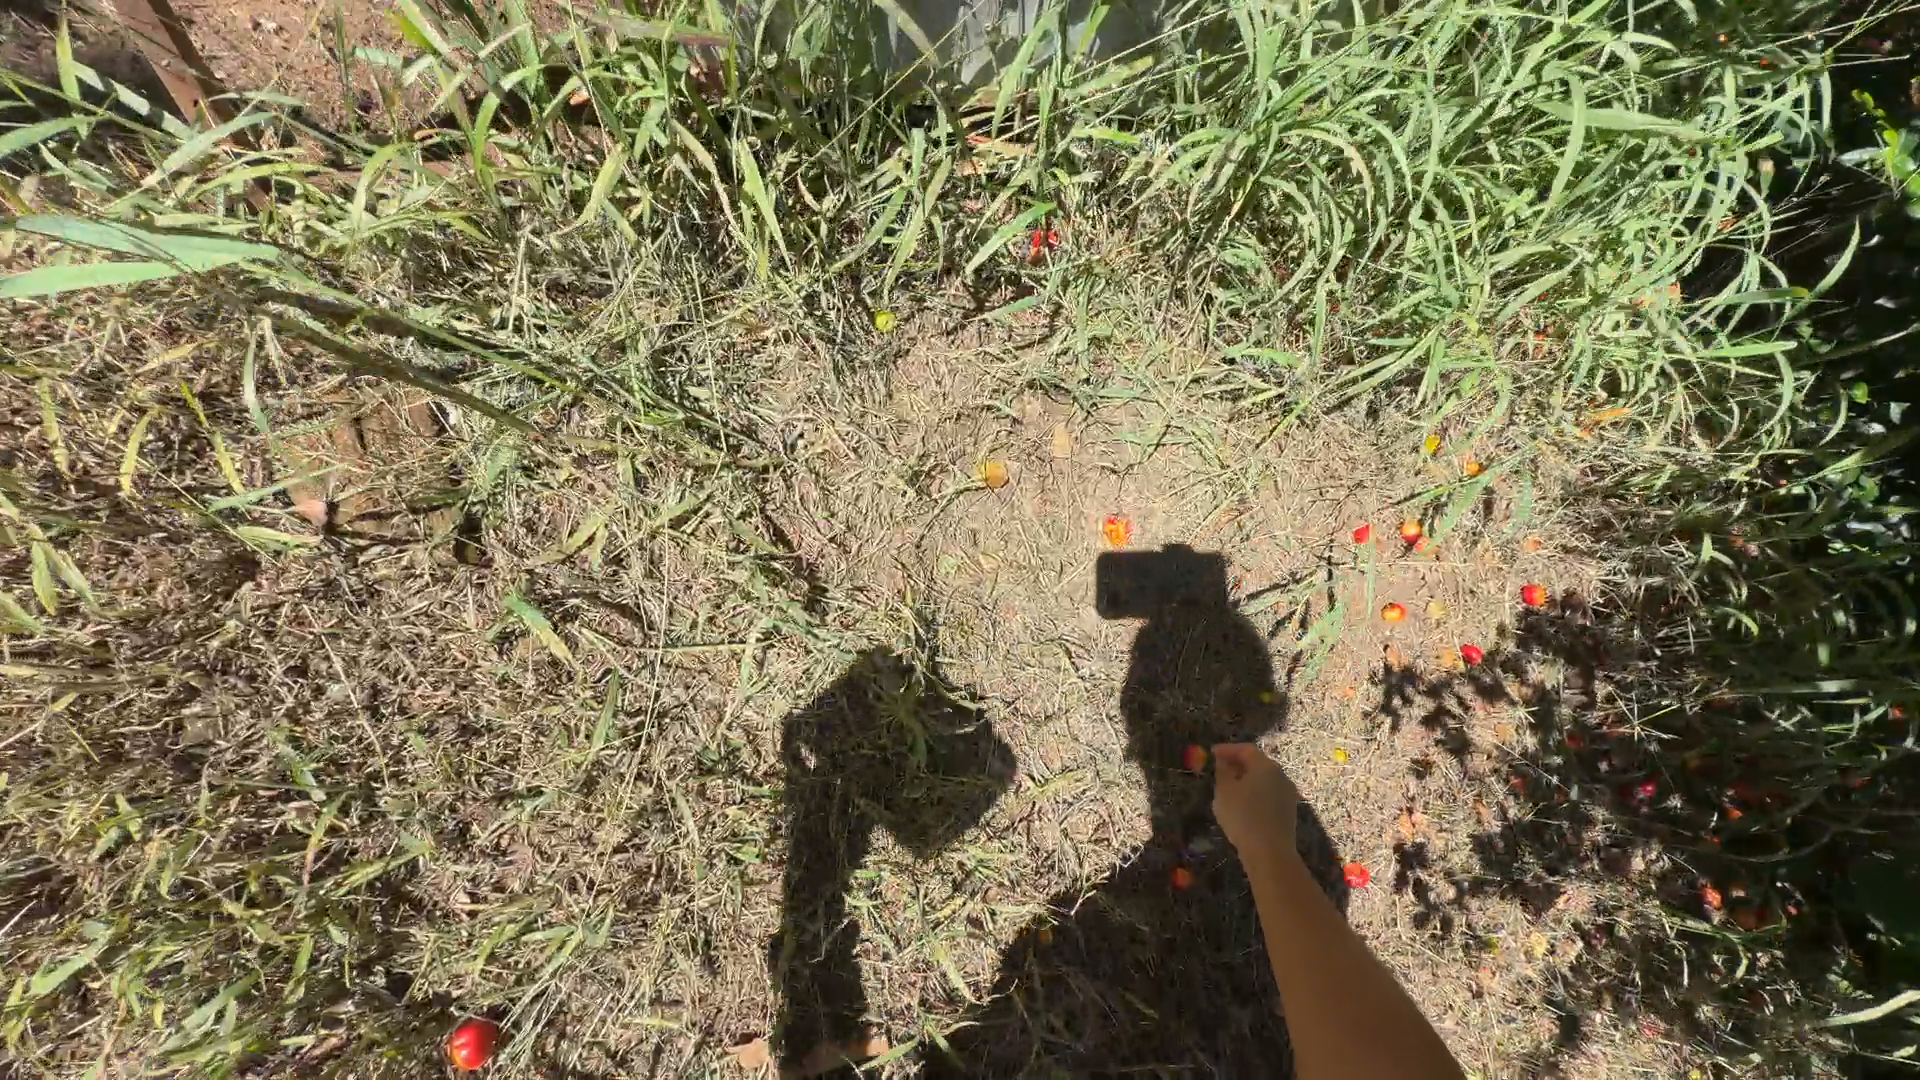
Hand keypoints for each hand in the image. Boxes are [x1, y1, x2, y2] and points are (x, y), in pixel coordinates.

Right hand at [1211, 743, 1298, 861]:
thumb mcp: (1224, 791)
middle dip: (1238, 764)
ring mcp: (1287, 795)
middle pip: (1258, 763)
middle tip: (1220, 768)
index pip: (1246, 749)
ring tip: (1229, 787)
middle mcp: (1280, 776)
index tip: (1212, 753)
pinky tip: (1242, 804)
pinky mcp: (1288, 812)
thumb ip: (1223, 772)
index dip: (1228, 749)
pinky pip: (1268, 794)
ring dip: (1246, 780)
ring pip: (1264, 780)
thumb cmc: (1242, 816)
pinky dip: (1254, 793)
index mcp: (1265, 766)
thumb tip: (1224, 762)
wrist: (1270, 852)